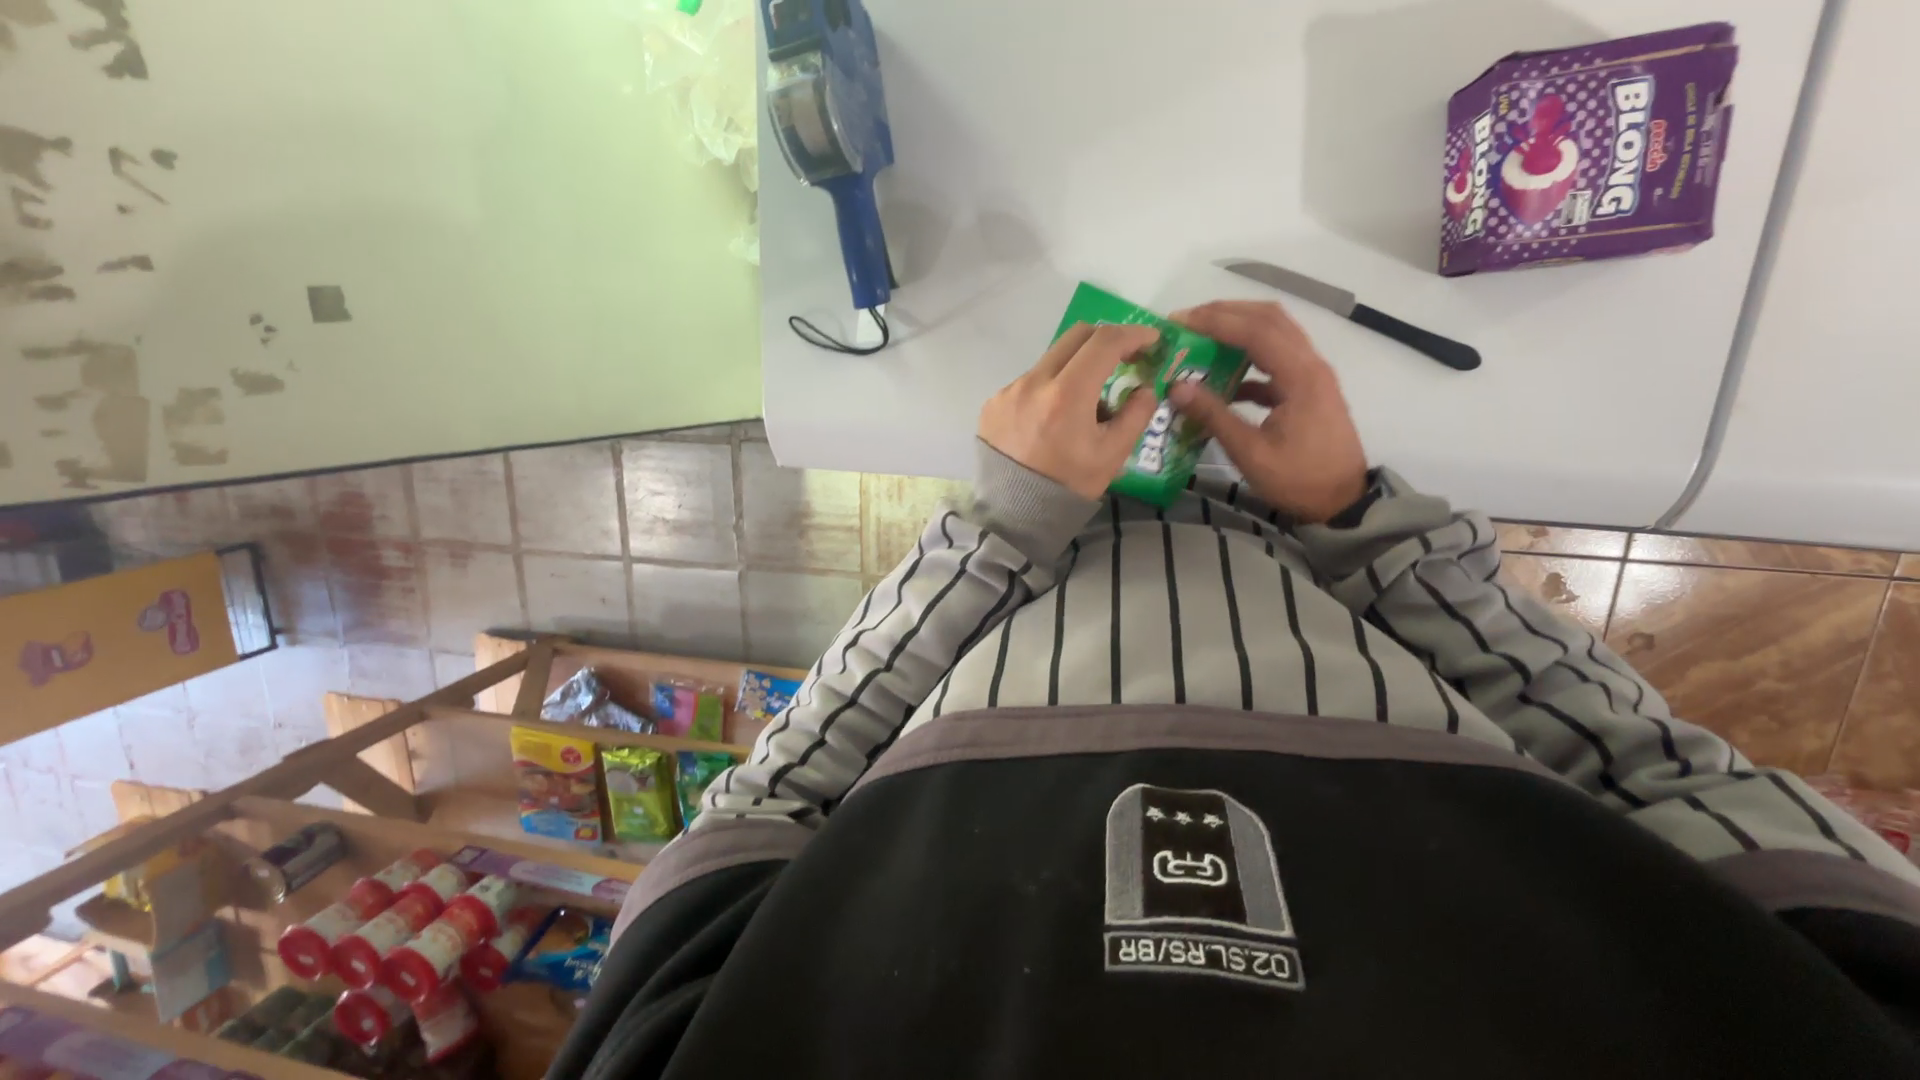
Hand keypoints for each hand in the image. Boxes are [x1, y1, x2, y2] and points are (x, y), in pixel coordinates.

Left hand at [979, 322, 1161, 499]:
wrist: (1012, 513)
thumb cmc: (1067, 486)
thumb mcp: (1112, 456)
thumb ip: (1135, 415)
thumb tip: (1144, 388)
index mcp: (1067, 394)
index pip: (1105, 342)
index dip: (1133, 334)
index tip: (1150, 341)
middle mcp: (1034, 382)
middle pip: (1076, 336)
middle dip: (1105, 340)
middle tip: (1123, 358)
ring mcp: (1009, 391)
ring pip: (1051, 360)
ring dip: (1075, 368)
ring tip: (1085, 405)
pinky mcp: (994, 403)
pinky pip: (1028, 383)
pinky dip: (1048, 390)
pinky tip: (1052, 421)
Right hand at [1166, 301, 1368, 523]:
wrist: (1342, 503)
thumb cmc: (1298, 480)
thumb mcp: (1250, 452)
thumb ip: (1214, 415)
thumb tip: (1177, 386)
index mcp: (1301, 376)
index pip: (1256, 331)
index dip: (1216, 321)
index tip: (1180, 321)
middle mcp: (1311, 365)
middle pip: (1269, 318)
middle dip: (1227, 313)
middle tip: (1188, 321)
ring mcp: (1313, 375)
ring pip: (1276, 333)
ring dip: (1239, 328)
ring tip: (1202, 337)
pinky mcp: (1309, 389)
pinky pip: (1277, 358)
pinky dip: (1249, 356)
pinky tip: (1223, 375)